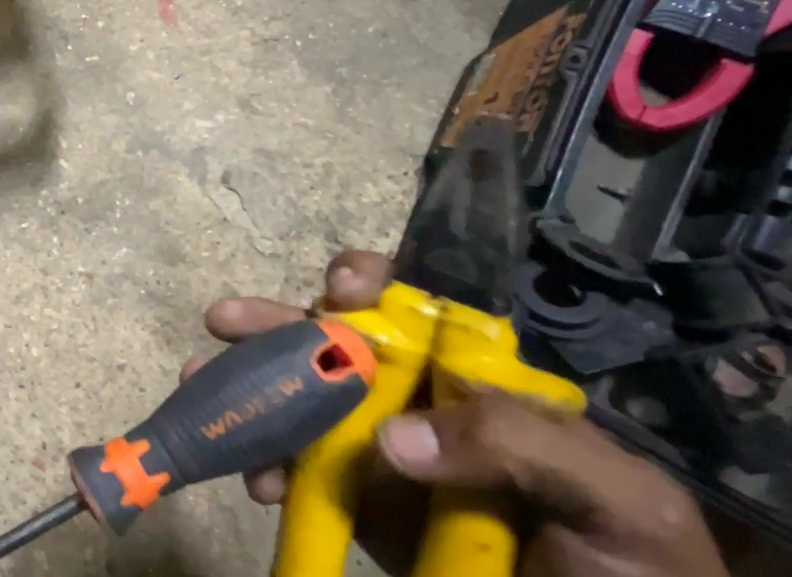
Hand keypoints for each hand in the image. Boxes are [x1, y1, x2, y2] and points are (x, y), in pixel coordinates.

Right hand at [189, 250, 729, 576]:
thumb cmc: (632, 568)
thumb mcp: (614, 497)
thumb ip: (518, 442)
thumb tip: (391, 436)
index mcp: (476, 380)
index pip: (416, 308)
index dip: (368, 284)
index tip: (339, 291)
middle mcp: (417, 399)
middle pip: (336, 340)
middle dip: (278, 322)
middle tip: (226, 321)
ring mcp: (379, 449)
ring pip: (299, 395)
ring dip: (245, 382)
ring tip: (199, 382)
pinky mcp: (353, 498)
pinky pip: (291, 464)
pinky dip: (259, 462)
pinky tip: (250, 476)